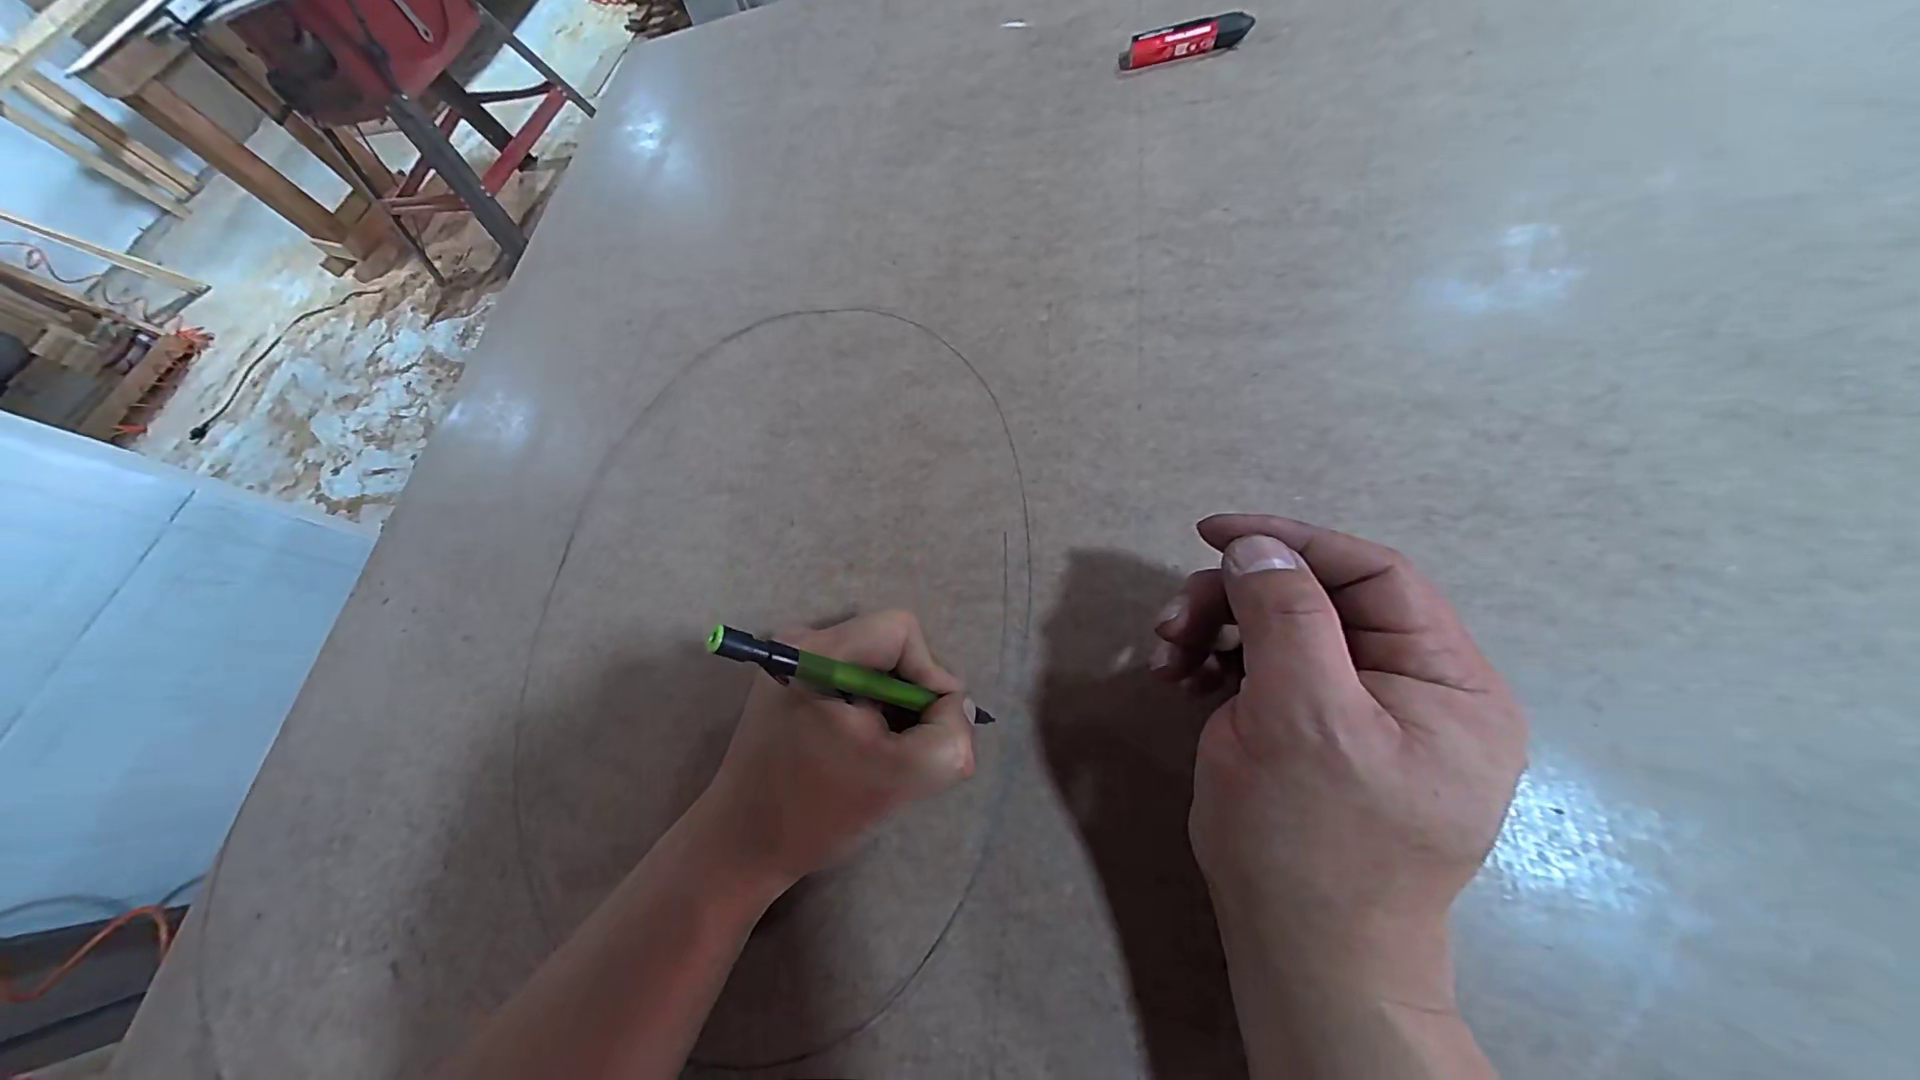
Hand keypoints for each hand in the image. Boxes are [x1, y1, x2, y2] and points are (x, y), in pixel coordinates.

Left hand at [693, 610, 977, 890]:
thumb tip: (957, 707)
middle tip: (911, 748)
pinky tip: (866, 750)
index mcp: (816, 653)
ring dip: (897, 708)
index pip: (901, 631)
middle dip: (915, 698)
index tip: (929, 726)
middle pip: (892, 648)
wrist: (741, 848)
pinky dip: (877, 713)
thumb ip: (949, 737)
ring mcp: (795, 662)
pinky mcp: (795, 683)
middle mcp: (802, 642)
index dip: (930, 674)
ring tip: (886, 754)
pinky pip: (859, 682)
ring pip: (879, 667)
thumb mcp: (899, 777)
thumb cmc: (812, 813)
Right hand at [1152, 515, 1526, 1005]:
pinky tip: (1182, 678)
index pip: (1372, 575)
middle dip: (1238, 598)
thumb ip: (1286, 617)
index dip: (1293, 542)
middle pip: (1317, 601)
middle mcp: (1409, 687)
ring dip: (1217, 628)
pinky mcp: (1309, 727)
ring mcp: (1355, 708)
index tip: (1214, 534)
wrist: (1301, 953)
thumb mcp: (1302, 718)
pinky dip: (1217, 661)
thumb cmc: (1312, 842)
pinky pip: (1263, 666)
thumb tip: (1256, 545)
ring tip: (1167, 656)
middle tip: (1172, 620)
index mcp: (1445, 681)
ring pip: (1281, 629)